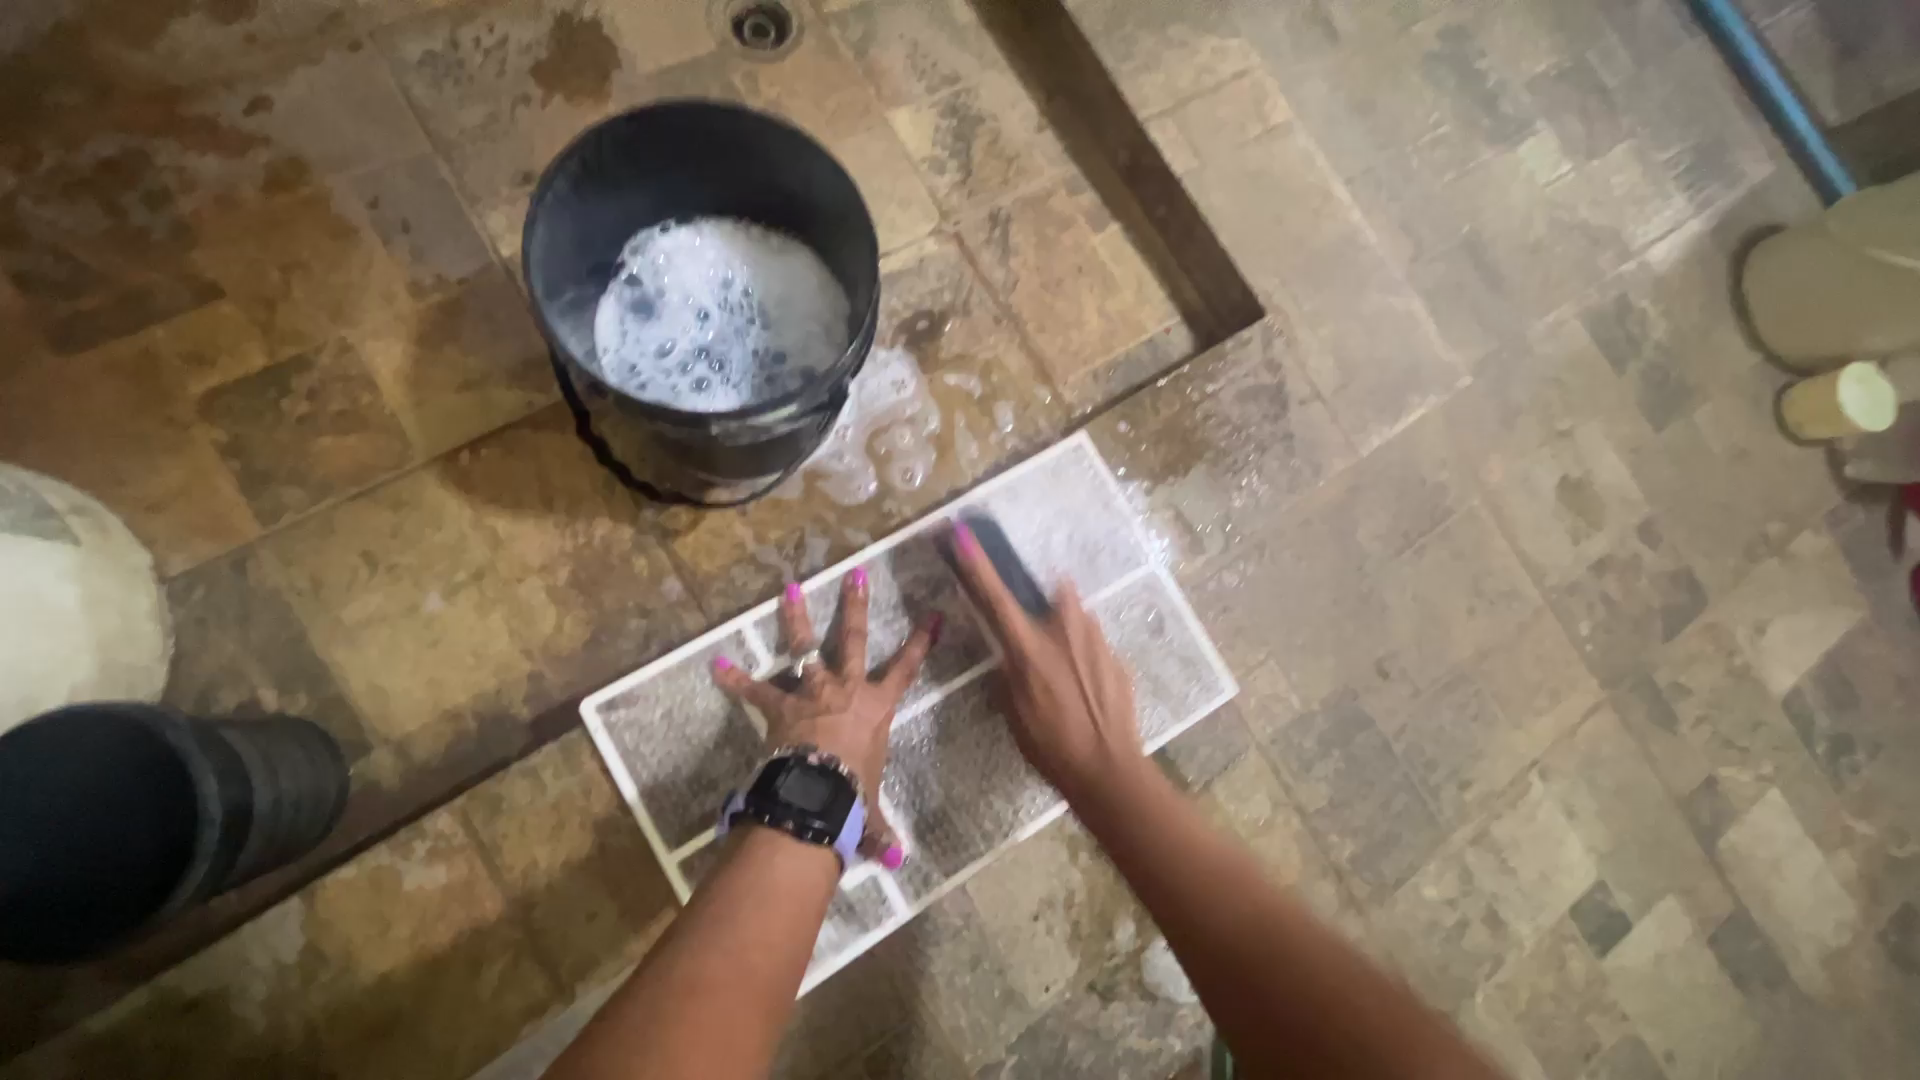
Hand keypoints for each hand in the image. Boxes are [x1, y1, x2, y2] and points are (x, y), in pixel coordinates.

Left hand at [712, 570, 936, 865]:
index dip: (921, 643)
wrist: (818, 793)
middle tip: (855, 574)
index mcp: (876, 708)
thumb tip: (895, 861)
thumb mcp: (869, 811)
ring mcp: (812, 692)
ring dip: (795, 618)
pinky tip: (717, 665)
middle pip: (853, 640)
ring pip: (805, 648)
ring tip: (789, 587)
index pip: (905, 670)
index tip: (934, 615)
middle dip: (854, 606)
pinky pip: (756, 692)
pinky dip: (736, 680)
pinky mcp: (781, 706)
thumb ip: (878, 830)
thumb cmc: (852, 794)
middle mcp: (846, 689)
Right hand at [946, 522, 1145, 804]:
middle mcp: (1063, 631)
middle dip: (1042, 613)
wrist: (1108, 769)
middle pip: (1046, 599)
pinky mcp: (1116, 655)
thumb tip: (1011, 652)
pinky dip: (1083, 658)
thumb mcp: (1014, 711)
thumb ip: (1010, 671)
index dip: (975, 564)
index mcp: (1029, 647)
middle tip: (1042, 651)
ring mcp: (1095, 639)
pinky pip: (1091, 643)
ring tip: (1067, 679)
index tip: (961, 533)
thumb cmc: (1050, 745)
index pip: (994, 596)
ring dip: (1065, 636)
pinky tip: (1086, 692)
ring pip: (1073, 620)